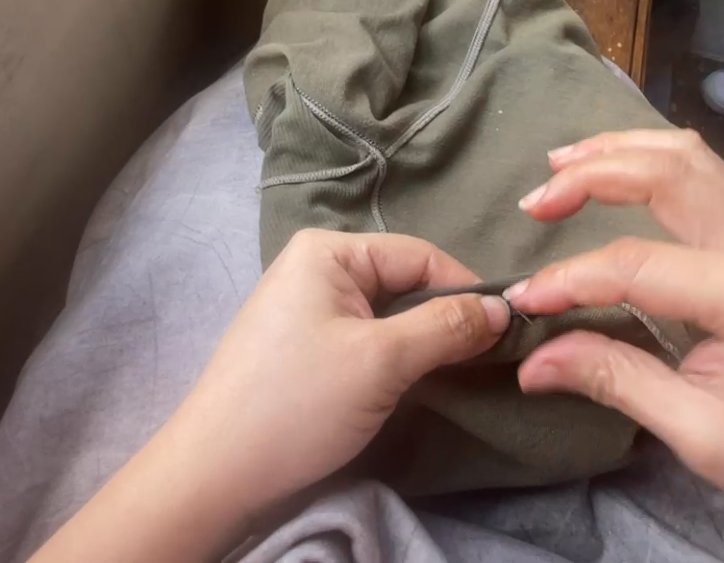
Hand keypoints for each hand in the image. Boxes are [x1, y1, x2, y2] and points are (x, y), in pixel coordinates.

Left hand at [167, 228, 509, 505]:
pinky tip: (414, 376)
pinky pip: (364, 332)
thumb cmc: (298, 403)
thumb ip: (446, 327)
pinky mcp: (302, 340)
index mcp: (328, 249)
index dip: (466, 288)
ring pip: (386, 309)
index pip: (418, 254)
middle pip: (402, 279)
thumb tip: (505, 308)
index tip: (509, 326)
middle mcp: (316, 263)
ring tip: (458, 367)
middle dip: (445, 315)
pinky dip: (394, 352)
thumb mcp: (382, 361)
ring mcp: (306, 302)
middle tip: (488, 353)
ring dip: (422, 337)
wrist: (214, 474)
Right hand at [509, 129, 723, 562]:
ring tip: (564, 162)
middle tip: (535, 200)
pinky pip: (704, 172)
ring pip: (689, 156)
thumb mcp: (705, 436)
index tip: (525, 299)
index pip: (639, 264)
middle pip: (668, 174)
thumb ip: (616, 380)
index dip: (572, 277)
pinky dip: (651, 158)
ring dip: (621, 149)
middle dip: (593, 175)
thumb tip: (533, 362)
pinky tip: (617, 167)